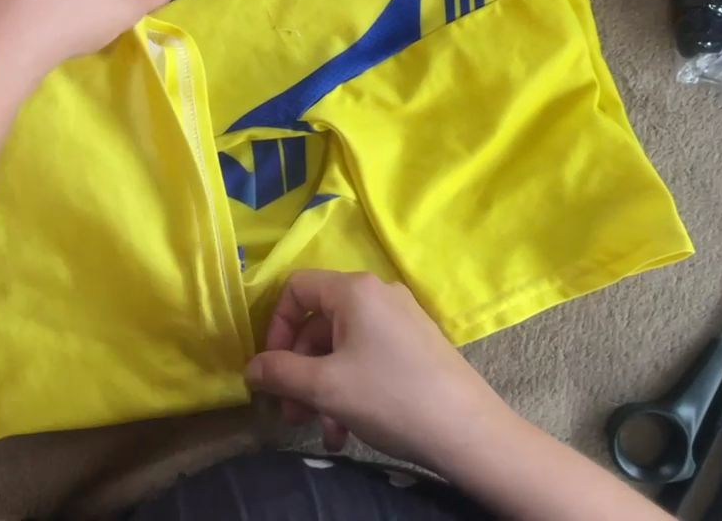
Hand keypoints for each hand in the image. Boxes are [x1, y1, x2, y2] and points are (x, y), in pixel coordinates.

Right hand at [245, 270, 505, 471]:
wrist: (470, 433)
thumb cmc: (390, 397)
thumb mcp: (326, 387)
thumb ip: (281, 373)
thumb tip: (250, 368)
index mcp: (354, 289)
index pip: (296, 288)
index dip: (276, 326)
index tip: (271, 368)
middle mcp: (377, 294)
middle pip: (319, 321)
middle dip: (299, 368)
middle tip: (291, 412)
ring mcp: (400, 318)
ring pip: (342, 345)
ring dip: (323, 387)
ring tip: (323, 431)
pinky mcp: (416, 344)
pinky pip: (367, 355)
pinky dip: (350, 387)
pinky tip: (348, 430)